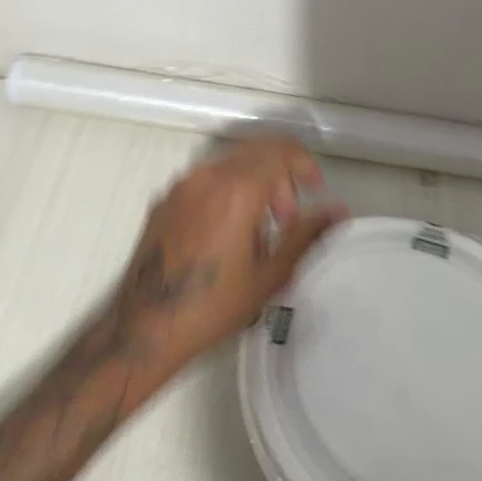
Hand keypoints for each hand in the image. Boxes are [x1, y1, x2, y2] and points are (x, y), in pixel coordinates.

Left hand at [111, 136, 347, 369]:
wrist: (144, 328)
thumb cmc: (211, 306)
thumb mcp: (270, 275)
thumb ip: (306, 235)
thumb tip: (337, 211)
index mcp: (236, 190)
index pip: (280, 151)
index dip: (305, 164)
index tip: (314, 188)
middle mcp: (205, 178)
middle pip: (255, 152)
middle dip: (280, 177)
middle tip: (288, 219)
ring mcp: (180, 187)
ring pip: (229, 165)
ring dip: (254, 184)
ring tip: (259, 232)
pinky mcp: (164, 202)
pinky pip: (205, 181)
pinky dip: (227, 191)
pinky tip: (228, 234)